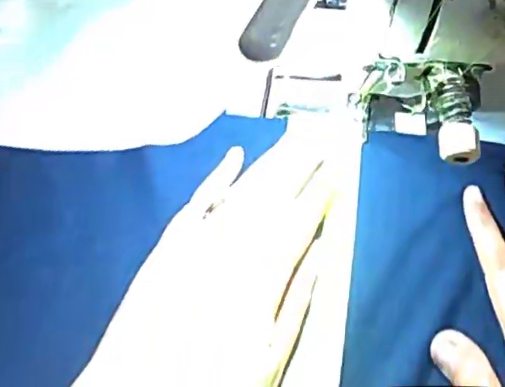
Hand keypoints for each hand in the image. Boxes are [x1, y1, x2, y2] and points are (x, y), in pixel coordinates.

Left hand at [75, 139, 332, 386]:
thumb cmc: (215, 386)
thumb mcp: (270, 358)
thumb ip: (297, 302)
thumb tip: (320, 252)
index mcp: (257, 287)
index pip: (297, 223)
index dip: (320, 192)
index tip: (338, 169)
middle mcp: (225, 264)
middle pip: (270, 201)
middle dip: (300, 168)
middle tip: (322, 143)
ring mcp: (193, 257)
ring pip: (240, 198)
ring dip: (269, 167)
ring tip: (293, 144)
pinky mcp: (166, 258)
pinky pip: (195, 209)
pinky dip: (216, 181)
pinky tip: (234, 159)